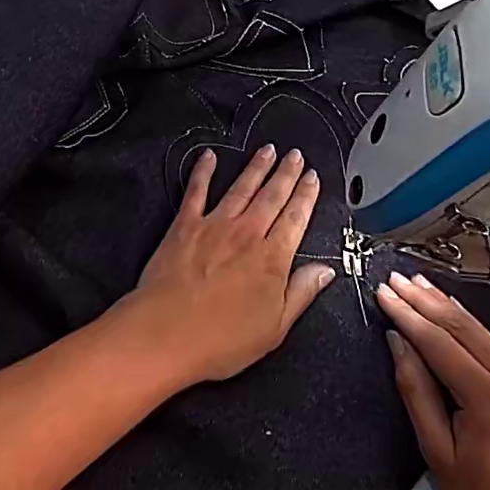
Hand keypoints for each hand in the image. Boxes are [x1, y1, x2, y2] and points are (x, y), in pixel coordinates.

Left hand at [118, 146, 334, 384]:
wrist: (165, 334)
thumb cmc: (219, 339)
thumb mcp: (274, 328)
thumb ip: (301, 293)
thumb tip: (324, 272)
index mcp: (272, 258)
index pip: (296, 217)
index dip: (306, 195)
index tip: (312, 179)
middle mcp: (247, 234)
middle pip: (273, 195)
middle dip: (287, 173)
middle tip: (296, 156)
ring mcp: (215, 226)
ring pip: (242, 187)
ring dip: (257, 167)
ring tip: (268, 150)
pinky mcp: (185, 226)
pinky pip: (197, 191)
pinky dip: (203, 171)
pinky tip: (210, 157)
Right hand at [378, 273, 489, 489]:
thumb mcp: (440, 458)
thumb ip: (416, 393)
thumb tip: (400, 346)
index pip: (441, 344)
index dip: (408, 315)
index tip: (387, 295)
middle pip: (467, 330)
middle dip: (427, 301)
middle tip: (399, 281)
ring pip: (488, 337)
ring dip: (451, 311)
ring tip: (422, 288)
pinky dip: (475, 335)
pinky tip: (458, 321)